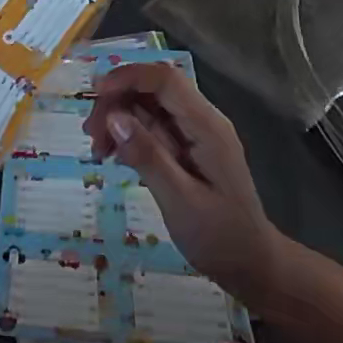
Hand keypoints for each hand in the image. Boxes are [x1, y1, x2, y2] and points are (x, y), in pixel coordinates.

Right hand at [83, 63, 283, 303]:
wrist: (252, 265)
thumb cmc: (221, 237)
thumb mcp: (181, 202)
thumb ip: (148, 157)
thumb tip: (114, 118)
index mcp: (207, 126)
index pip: (165, 80)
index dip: (128, 77)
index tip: (94, 94)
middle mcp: (201, 120)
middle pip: (153, 89)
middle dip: (117, 101)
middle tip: (91, 135)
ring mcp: (194, 133)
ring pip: (148, 106)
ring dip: (118, 118)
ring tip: (98, 151)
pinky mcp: (186, 147)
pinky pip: (152, 127)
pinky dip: (128, 134)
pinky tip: (113, 156)